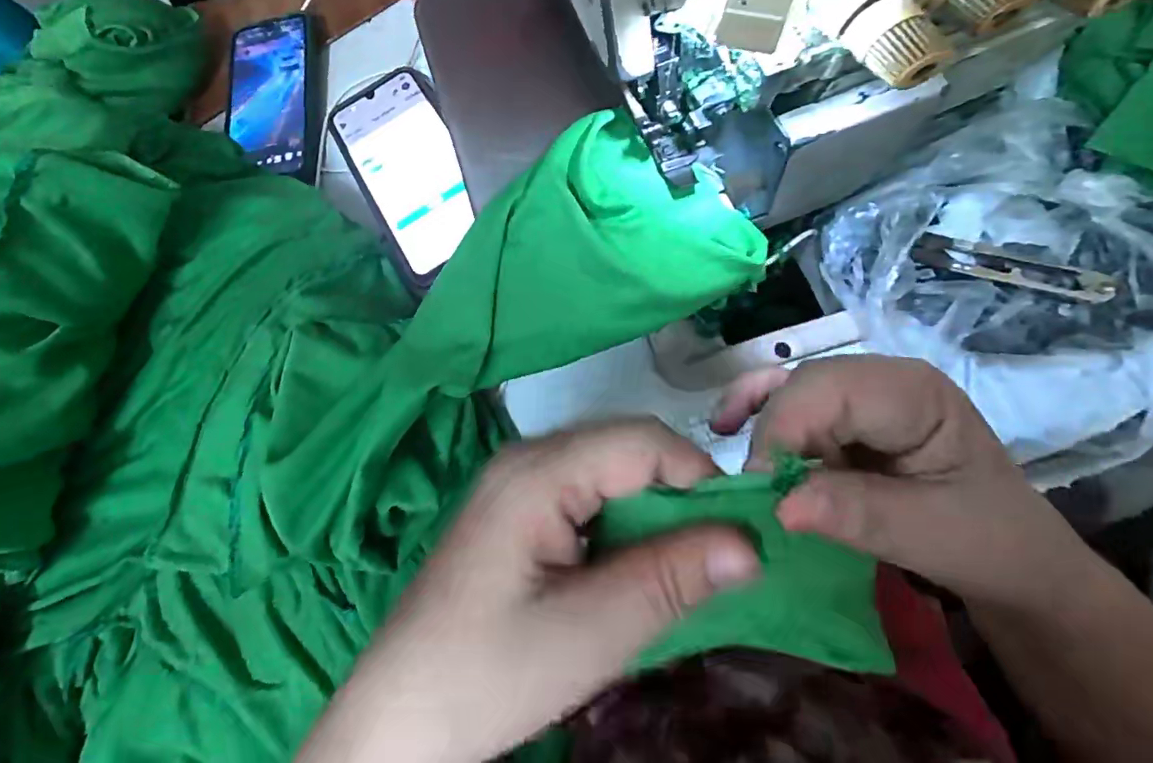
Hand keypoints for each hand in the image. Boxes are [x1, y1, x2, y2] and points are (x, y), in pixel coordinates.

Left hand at [296, 419, 761, 762]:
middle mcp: (525, 456)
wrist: (400, 712)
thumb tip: (752, 543)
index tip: (739, 537)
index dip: (698, 477)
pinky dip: (621, 522)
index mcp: (536, 471)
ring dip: (651, 511)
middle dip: (677, 493)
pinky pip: (584, 493)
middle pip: (624, 447)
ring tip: (677, 568)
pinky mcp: (514, 507)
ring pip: (608, 470)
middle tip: (713, 559)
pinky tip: (628, 567)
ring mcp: (515, 479)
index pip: (641, 440)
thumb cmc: (489, 671)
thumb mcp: (590, 632)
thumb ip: (671, 578)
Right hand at [711, 356, 1093, 611]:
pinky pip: (788, 407)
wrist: (1022, 568)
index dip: (784, 429)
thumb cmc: (992, 545)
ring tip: (734, 460)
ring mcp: (859, 396)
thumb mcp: (934, 536)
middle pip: (801, 387)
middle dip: (770, 432)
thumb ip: (858, 514)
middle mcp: (879, 379)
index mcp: (912, 392)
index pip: (828, 390)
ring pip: (786, 391)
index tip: (762, 490)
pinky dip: (758, 419)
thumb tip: (778, 505)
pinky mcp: (843, 419)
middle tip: (752, 492)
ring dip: (755, 422)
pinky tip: (730, 429)